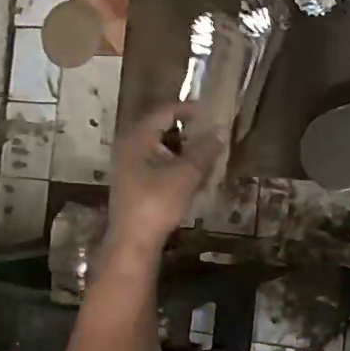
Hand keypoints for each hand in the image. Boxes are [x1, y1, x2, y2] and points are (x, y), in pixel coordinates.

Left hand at [106, 102, 223, 251]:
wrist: (133, 242)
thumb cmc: (157, 203)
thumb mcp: (186, 175)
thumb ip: (204, 150)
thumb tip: (220, 130)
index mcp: (137, 138)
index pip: (164, 112)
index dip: (187, 109)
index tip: (209, 110)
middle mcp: (129, 147)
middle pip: (160, 129)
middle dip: (187, 129)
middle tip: (209, 130)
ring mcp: (129, 166)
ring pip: (160, 148)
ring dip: (183, 148)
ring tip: (206, 153)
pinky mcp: (134, 183)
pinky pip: (157, 163)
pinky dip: (175, 163)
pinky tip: (193, 175)